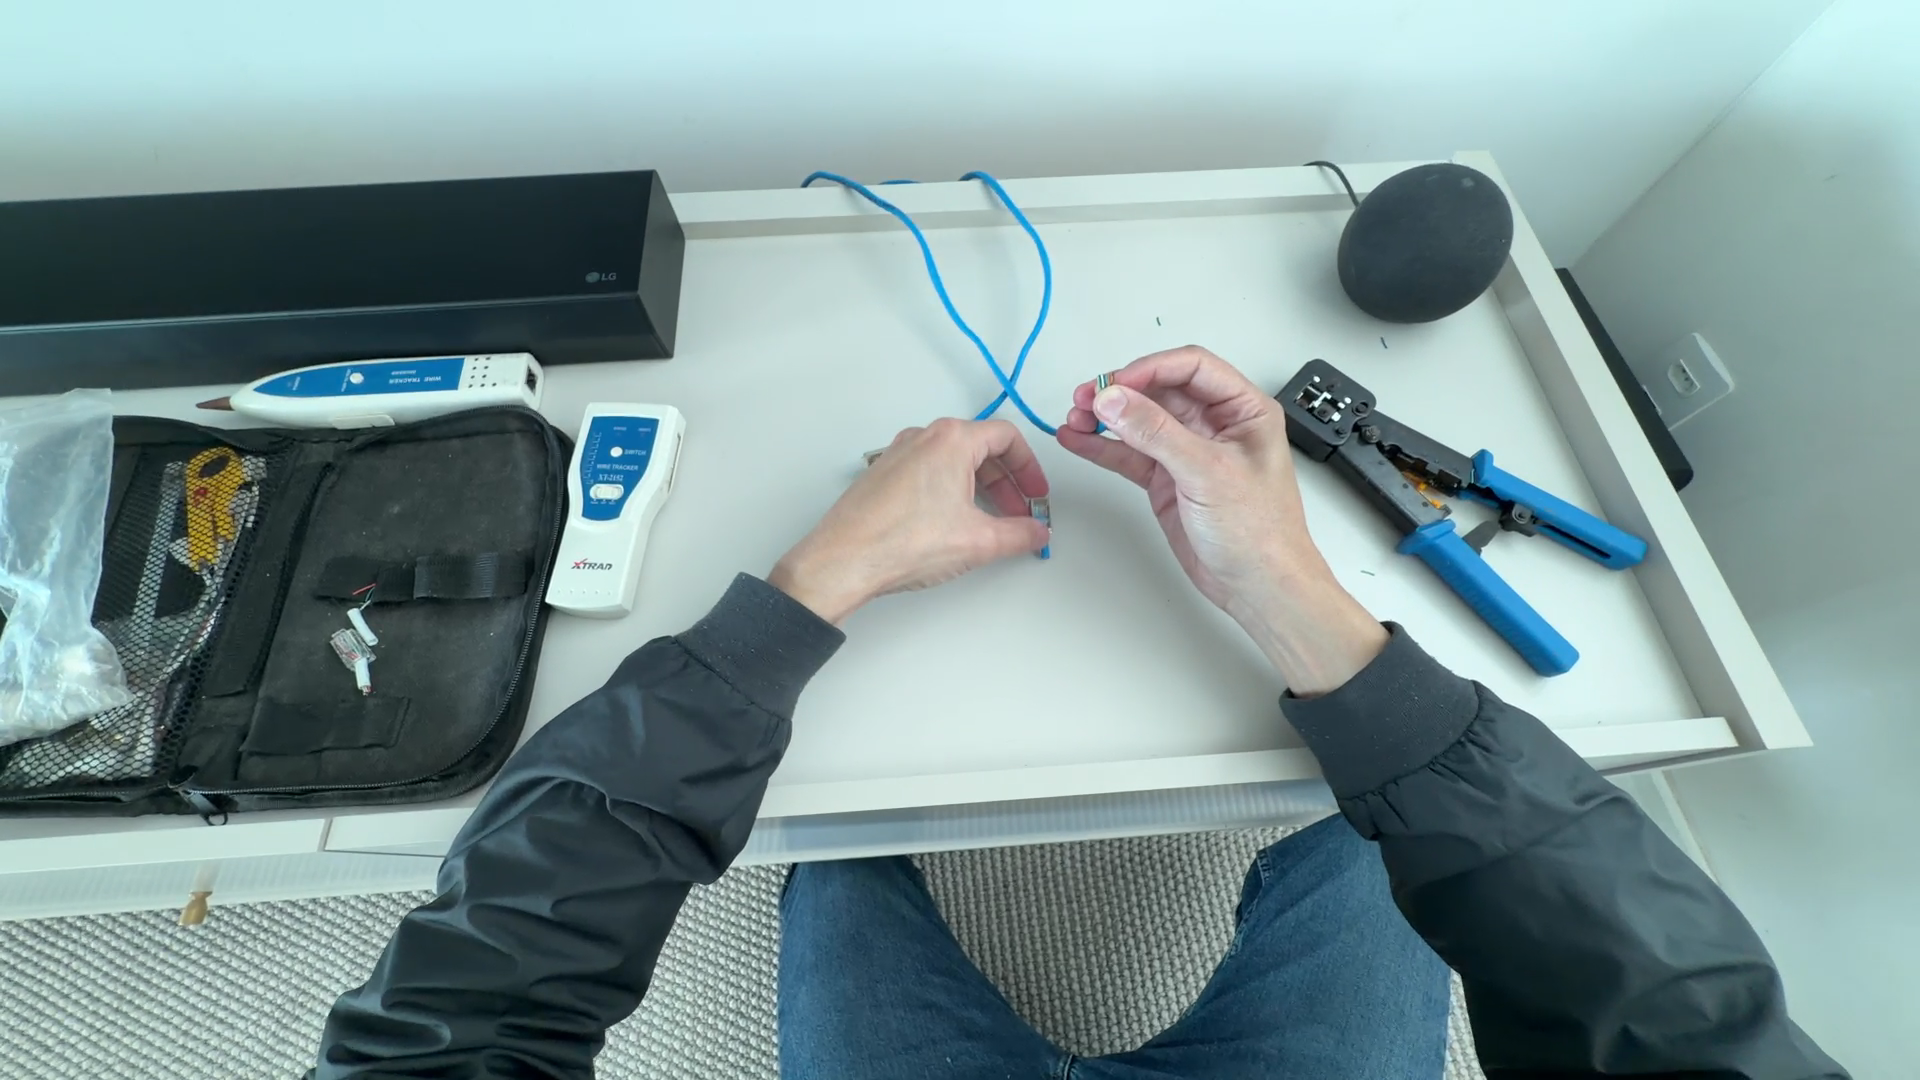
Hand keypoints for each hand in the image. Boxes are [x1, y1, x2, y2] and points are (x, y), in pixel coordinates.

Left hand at [770, 418, 1050, 623]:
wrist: (843, 561)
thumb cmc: (904, 542)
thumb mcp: (979, 541)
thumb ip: (1019, 534)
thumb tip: (1037, 532)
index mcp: (951, 440)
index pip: (1006, 437)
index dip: (1030, 467)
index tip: (1036, 493)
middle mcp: (923, 437)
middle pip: (980, 448)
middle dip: (1007, 482)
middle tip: (1020, 512)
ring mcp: (898, 454)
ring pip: (952, 461)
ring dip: (978, 488)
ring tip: (989, 522)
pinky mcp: (882, 476)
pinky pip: (928, 473)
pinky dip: (950, 491)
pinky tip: (953, 524)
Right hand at [1057, 346, 1385, 694]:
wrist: (1256, 586)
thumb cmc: (1260, 533)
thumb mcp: (1207, 473)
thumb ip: (1157, 433)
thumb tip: (1115, 400)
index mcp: (1242, 410)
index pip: (1190, 368)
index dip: (1148, 369)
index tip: (1114, 384)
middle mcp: (1214, 425)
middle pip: (1158, 390)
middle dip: (1120, 392)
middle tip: (1085, 398)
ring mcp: (1187, 453)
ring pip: (1139, 422)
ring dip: (1105, 418)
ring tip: (1074, 418)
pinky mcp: (1166, 479)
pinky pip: (1129, 454)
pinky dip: (1102, 447)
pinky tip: (1078, 440)